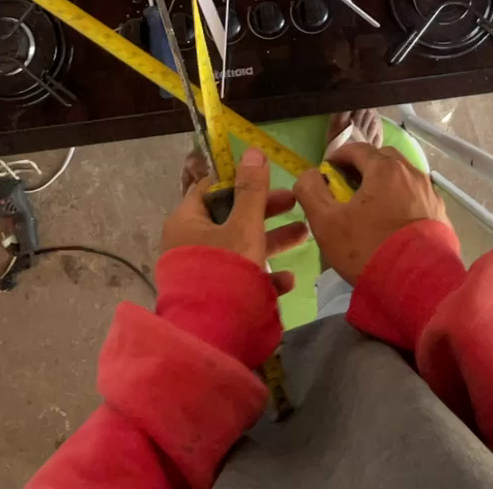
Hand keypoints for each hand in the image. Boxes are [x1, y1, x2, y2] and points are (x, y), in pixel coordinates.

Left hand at [163, 148, 308, 294]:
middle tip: (295, 203)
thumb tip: (252, 151)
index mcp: (187, 221)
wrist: (212, 340)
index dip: (239, 179)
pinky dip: (263, 276)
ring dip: (272, 241)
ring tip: (305, 235)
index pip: (211, 188)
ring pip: (240, 247)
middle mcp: (190, 243)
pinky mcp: (215, 298)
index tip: (267, 176)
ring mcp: (202, 272)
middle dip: (266, 210)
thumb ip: (252, 190)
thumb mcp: (244, 225)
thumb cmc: (225, 272)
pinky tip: (287, 281)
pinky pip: (241, 278)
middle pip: (231, 217)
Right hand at [292, 142, 447, 284]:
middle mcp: (411, 173)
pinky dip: (401, 201)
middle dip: (363, 167)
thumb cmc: (368, 249)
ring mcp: (430, 193)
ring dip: (384, 184)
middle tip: (347, 189)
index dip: (338, 157)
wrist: (418, 287)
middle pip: (382, 159)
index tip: (327, 173)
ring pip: (402, 177)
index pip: (357, 149)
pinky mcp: (441, 215)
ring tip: (370, 208)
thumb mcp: (326, 222)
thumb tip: (311, 175)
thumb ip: (311, 191)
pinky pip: (416, 197)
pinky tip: (393, 224)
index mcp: (384, 168)